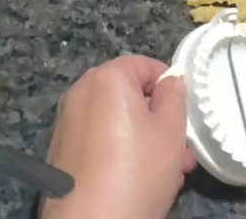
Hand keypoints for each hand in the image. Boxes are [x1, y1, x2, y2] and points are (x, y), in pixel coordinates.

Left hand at [38, 55, 193, 218]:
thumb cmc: (136, 172)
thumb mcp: (170, 132)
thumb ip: (175, 96)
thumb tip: (171, 80)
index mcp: (107, 77)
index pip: (145, 65)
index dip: (169, 86)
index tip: (184, 116)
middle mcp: (81, 91)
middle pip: (130, 95)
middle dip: (159, 120)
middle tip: (181, 152)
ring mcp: (67, 120)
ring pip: (116, 120)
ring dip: (143, 139)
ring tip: (167, 173)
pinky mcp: (61, 149)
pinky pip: (98, 139)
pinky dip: (118, 151)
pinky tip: (136, 181)